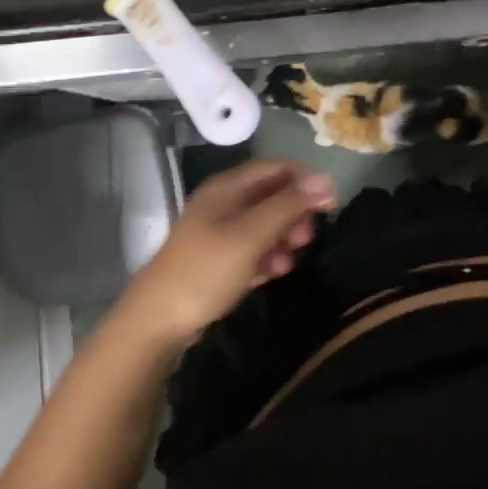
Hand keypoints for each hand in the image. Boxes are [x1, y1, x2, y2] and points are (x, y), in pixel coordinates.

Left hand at [120, 160, 333, 342]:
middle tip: (305, 240)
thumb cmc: (206, 270)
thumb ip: (288, 205)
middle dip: (295, 214)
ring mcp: (219, 231)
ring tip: (286, 264)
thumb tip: (325, 178)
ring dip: (282, 240)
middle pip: (273, 195)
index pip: (277, 167)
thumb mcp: (251, 235)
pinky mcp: (219, 258)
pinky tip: (269, 276)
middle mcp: (223, 202)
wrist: (158, 321)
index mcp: (227, 187)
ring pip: (265, 224)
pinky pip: (253, 248)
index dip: (306, 181)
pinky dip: (266, 258)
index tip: (329, 205)